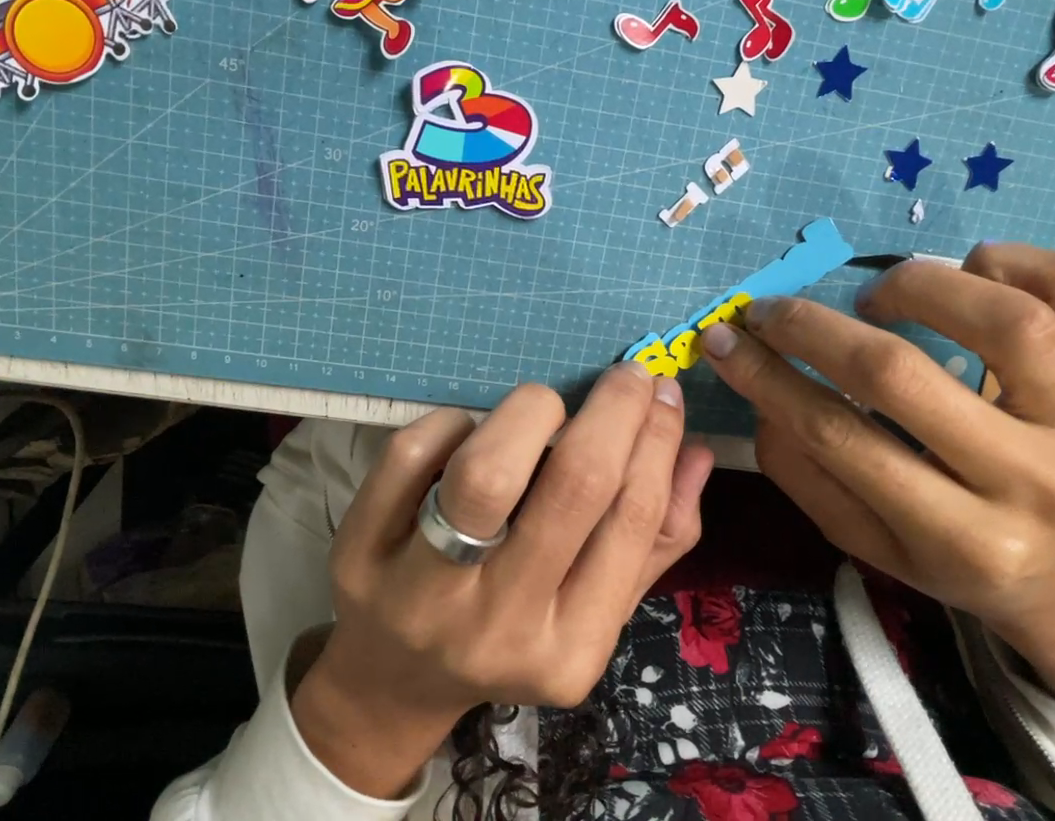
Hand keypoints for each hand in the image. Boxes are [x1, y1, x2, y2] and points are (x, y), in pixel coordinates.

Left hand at [293, 365, 712, 797]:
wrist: (392, 680)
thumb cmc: (510, 638)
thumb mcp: (589, 612)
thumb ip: (653, 540)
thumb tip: (695, 450)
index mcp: (571, 648)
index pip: (634, 520)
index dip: (656, 440)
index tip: (663, 392)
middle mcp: (501, 625)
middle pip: (574, 486)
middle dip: (613, 410)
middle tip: (626, 374)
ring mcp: (421, 592)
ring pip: (487, 470)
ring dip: (530, 412)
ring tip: (544, 405)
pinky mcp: (360, 554)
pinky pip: (411, 457)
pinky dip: (450, 423)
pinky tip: (469, 431)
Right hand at [701, 244, 1054, 712]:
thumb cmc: (956, 564)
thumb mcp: (867, 543)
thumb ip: (804, 472)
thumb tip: (758, 384)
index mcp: (961, 539)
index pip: (840, 438)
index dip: (767, 379)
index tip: (723, 340)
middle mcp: (1031, 482)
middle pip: (901, 375)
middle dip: (812, 329)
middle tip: (771, 310)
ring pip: (1005, 319)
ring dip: (915, 284)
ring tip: (875, 295)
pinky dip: (1010, 258)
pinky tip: (967, 273)